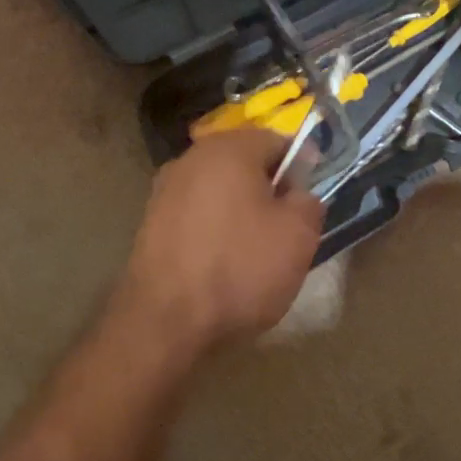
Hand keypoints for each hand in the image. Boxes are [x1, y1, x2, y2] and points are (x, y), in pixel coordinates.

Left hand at [114, 129, 324, 351]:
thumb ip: (308, 203)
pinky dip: (214, 233)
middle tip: (288, 229)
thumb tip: (299, 193)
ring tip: (256, 253)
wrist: (165, 320)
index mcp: (229, 149)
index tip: (311, 200)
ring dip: (240, 213)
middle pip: (244, 165)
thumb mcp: (298, 237)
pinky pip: (196, 217)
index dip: (302, 166)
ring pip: (219, 192)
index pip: (277, 140)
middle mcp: (190, 159)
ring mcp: (164, 192)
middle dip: (269, 191)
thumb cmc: (240, 269)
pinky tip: (223, 266)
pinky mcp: (150, 225)